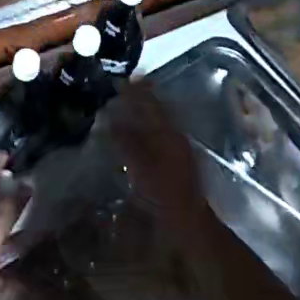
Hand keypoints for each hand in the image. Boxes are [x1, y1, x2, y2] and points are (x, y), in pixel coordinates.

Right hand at [108, 82, 208, 221]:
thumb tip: (110, 119)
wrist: (189, 221)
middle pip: (158, 110)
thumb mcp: (140, 165)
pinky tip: (138, 131)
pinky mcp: (178, 161)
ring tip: (129, 103)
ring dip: (146, 111)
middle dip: (142, 97)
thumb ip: (126, 141)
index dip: (137, 91)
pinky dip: (149, 126)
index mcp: (168, 133)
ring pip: (160, 122)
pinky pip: (161, 133)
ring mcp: (179, 149)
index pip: (150, 104)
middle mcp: (176, 136)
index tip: (124, 78)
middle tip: (125, 86)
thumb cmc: (163, 193)